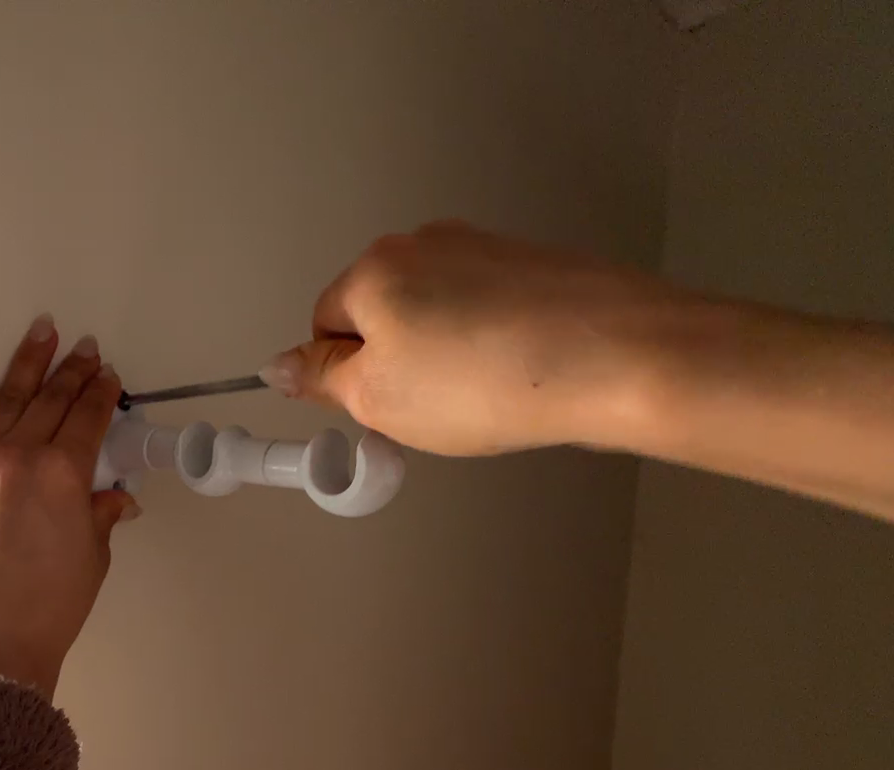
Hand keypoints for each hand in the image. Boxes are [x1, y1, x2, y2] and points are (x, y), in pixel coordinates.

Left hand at [0, 316, 138, 698]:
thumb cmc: (50, 606)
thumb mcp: (92, 557)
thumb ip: (100, 514)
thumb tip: (113, 497)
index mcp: (64, 475)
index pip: (88, 418)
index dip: (102, 394)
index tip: (108, 377)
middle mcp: (20, 458)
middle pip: (52, 401)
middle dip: (72, 371)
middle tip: (85, 349)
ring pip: (7, 401)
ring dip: (28, 364)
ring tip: (42, 330)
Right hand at [263, 221, 689, 455]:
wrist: (617, 357)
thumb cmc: (473, 383)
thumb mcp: (374, 397)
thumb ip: (319, 378)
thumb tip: (276, 366)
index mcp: (374, 269)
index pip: (324, 325)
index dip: (343, 373)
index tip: (382, 404)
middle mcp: (424, 241)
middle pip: (378, 312)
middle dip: (390, 358)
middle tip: (426, 404)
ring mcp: (485, 244)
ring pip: (432, 310)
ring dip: (437, 350)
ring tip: (476, 390)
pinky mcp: (536, 260)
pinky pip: (482, 307)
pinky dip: (483, 339)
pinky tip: (513, 369)